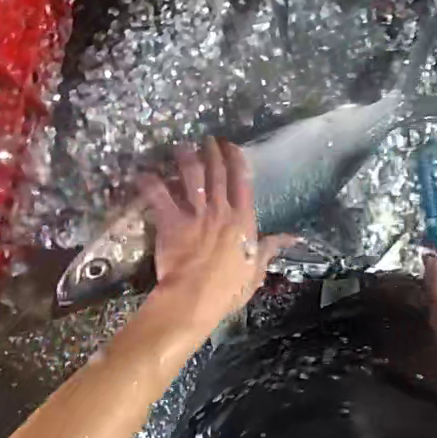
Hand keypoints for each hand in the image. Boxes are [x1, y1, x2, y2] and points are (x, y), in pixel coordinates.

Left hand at [140, 138, 294, 333]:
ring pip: (191, 176)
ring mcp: (195, 214)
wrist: (195, 298)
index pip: (242, 181)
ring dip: (186, 158)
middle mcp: (221, 210)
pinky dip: (150, 183)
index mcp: (243, 220)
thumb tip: (292, 238)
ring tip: (181, 147)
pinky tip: (143, 174)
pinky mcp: (171, 222)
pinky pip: (159, 196)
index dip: (236, 160)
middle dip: (212, 152)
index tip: (232, 146)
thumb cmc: (229, 288)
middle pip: (217, 173)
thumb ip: (271, 248)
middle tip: (208, 139)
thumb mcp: (257, 269)